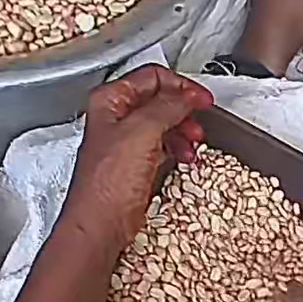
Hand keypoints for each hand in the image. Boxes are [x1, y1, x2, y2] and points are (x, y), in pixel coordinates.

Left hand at [64, 64, 213, 247]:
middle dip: (184, 111)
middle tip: (199, 122)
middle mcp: (116, 119)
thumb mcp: (142, 132)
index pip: (152, 78)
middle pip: (160, 101)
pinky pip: (162, 148)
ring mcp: (126, 143)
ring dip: (183, 132)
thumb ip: (167, 107)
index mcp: (110, 101)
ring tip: (194, 144)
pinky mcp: (135, 166)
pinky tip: (185, 158)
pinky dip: (177, 150)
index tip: (202, 99)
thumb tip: (188, 96)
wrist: (100, 224)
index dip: (181, 86)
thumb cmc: (107, 184)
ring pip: (164, 126)